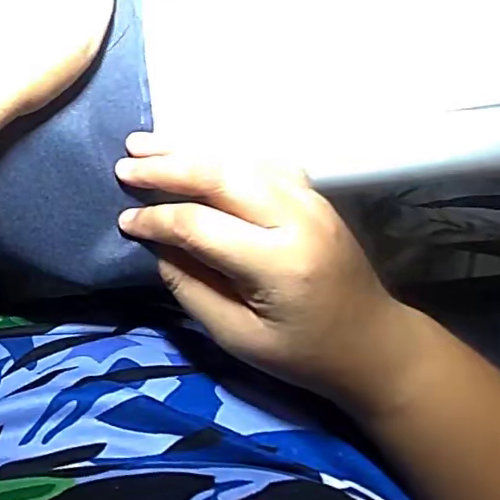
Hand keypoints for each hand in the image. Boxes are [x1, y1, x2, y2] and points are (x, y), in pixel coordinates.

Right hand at [115, 133, 430, 418]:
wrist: (374, 344)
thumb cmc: (303, 353)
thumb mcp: (236, 336)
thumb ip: (191, 287)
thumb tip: (157, 245)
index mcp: (278, 262)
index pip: (200, 224)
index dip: (156, 220)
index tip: (125, 222)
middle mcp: (297, 218)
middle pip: (220, 175)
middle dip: (167, 167)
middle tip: (125, 166)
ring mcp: (310, 200)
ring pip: (239, 159)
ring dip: (188, 151)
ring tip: (144, 145)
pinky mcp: (313, 195)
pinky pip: (259, 161)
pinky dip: (221, 155)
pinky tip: (195, 154)